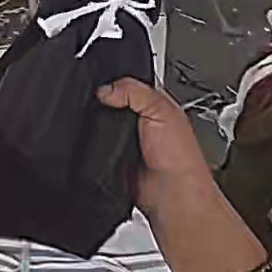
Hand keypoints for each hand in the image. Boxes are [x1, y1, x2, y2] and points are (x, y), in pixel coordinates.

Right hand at [97, 78, 212, 215]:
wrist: (172, 196)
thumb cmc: (180, 156)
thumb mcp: (162, 110)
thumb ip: (135, 92)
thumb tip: (105, 89)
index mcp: (152, 101)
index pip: (128, 79)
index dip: (115, 75)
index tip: (101, 76)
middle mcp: (137, 117)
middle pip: (110, 99)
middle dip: (102, 99)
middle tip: (100, 100)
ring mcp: (122, 136)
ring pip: (99, 121)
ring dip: (96, 122)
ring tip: (101, 124)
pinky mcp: (110, 154)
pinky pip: (93, 143)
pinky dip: (90, 142)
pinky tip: (96, 142)